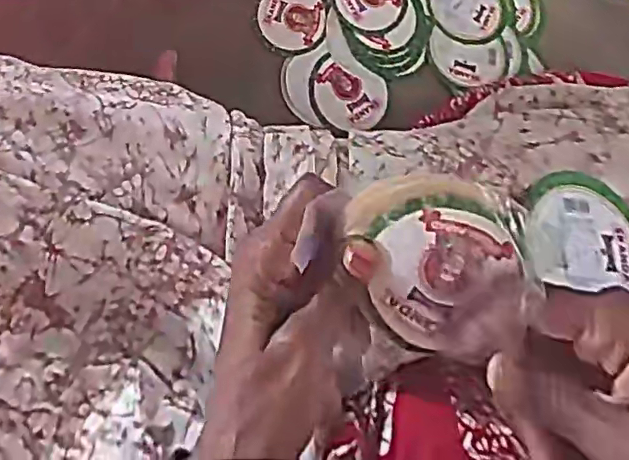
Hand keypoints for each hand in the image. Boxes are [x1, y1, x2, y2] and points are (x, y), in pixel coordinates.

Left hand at [197, 176, 361, 459]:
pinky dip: (351, 287)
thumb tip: (366, 243)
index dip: (343, 206)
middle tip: (385, 266)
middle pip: (324, 216)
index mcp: (262, 253)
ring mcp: (283, 275)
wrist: (244, 454)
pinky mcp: (296, 299)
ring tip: (377, 297)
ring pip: (332, 244)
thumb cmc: (263, 407)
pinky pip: (331, 273)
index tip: (373, 234)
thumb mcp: (304, 348)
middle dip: (357, 236)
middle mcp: (271, 254)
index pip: (308, 195)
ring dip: (358, 266)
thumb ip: (335, 291)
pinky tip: (362, 318)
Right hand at [487, 290, 628, 459]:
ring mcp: (596, 345)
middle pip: (525, 334)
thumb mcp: (625, 440)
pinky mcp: (594, 371)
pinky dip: (545, 420)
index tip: (456, 341)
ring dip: (532, 412)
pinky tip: (554, 444)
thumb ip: (556, 398)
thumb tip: (495, 360)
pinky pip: (550, 385)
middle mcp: (599, 319)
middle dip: (518, 386)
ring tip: (553, 447)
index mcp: (611, 315)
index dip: (488, 320)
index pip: (529, 301)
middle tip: (536, 436)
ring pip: (532, 366)